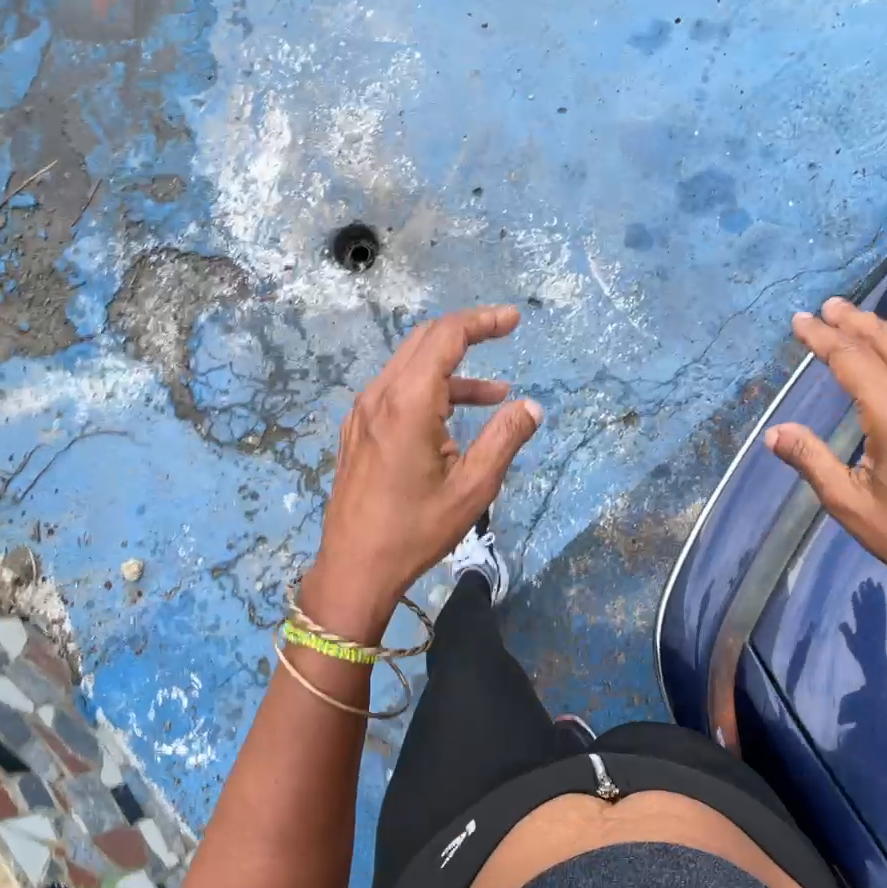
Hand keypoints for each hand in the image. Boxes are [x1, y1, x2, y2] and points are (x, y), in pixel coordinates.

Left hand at [306, 306, 541, 634]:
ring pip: (410, 368)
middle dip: (466, 334)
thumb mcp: (472, 488)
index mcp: (407, 403)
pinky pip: (396, 392)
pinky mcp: (358, 433)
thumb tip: (531, 407)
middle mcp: (379, 397)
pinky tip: (453, 420)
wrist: (355, 567)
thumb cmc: (416, 531)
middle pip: (424, 342)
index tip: (513, 320)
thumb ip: (504, 440)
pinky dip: (430, 391)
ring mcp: (363, 414)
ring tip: (496, 395)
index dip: (482, 322)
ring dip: (452, 372)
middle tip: (504, 333)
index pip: (446, 337)